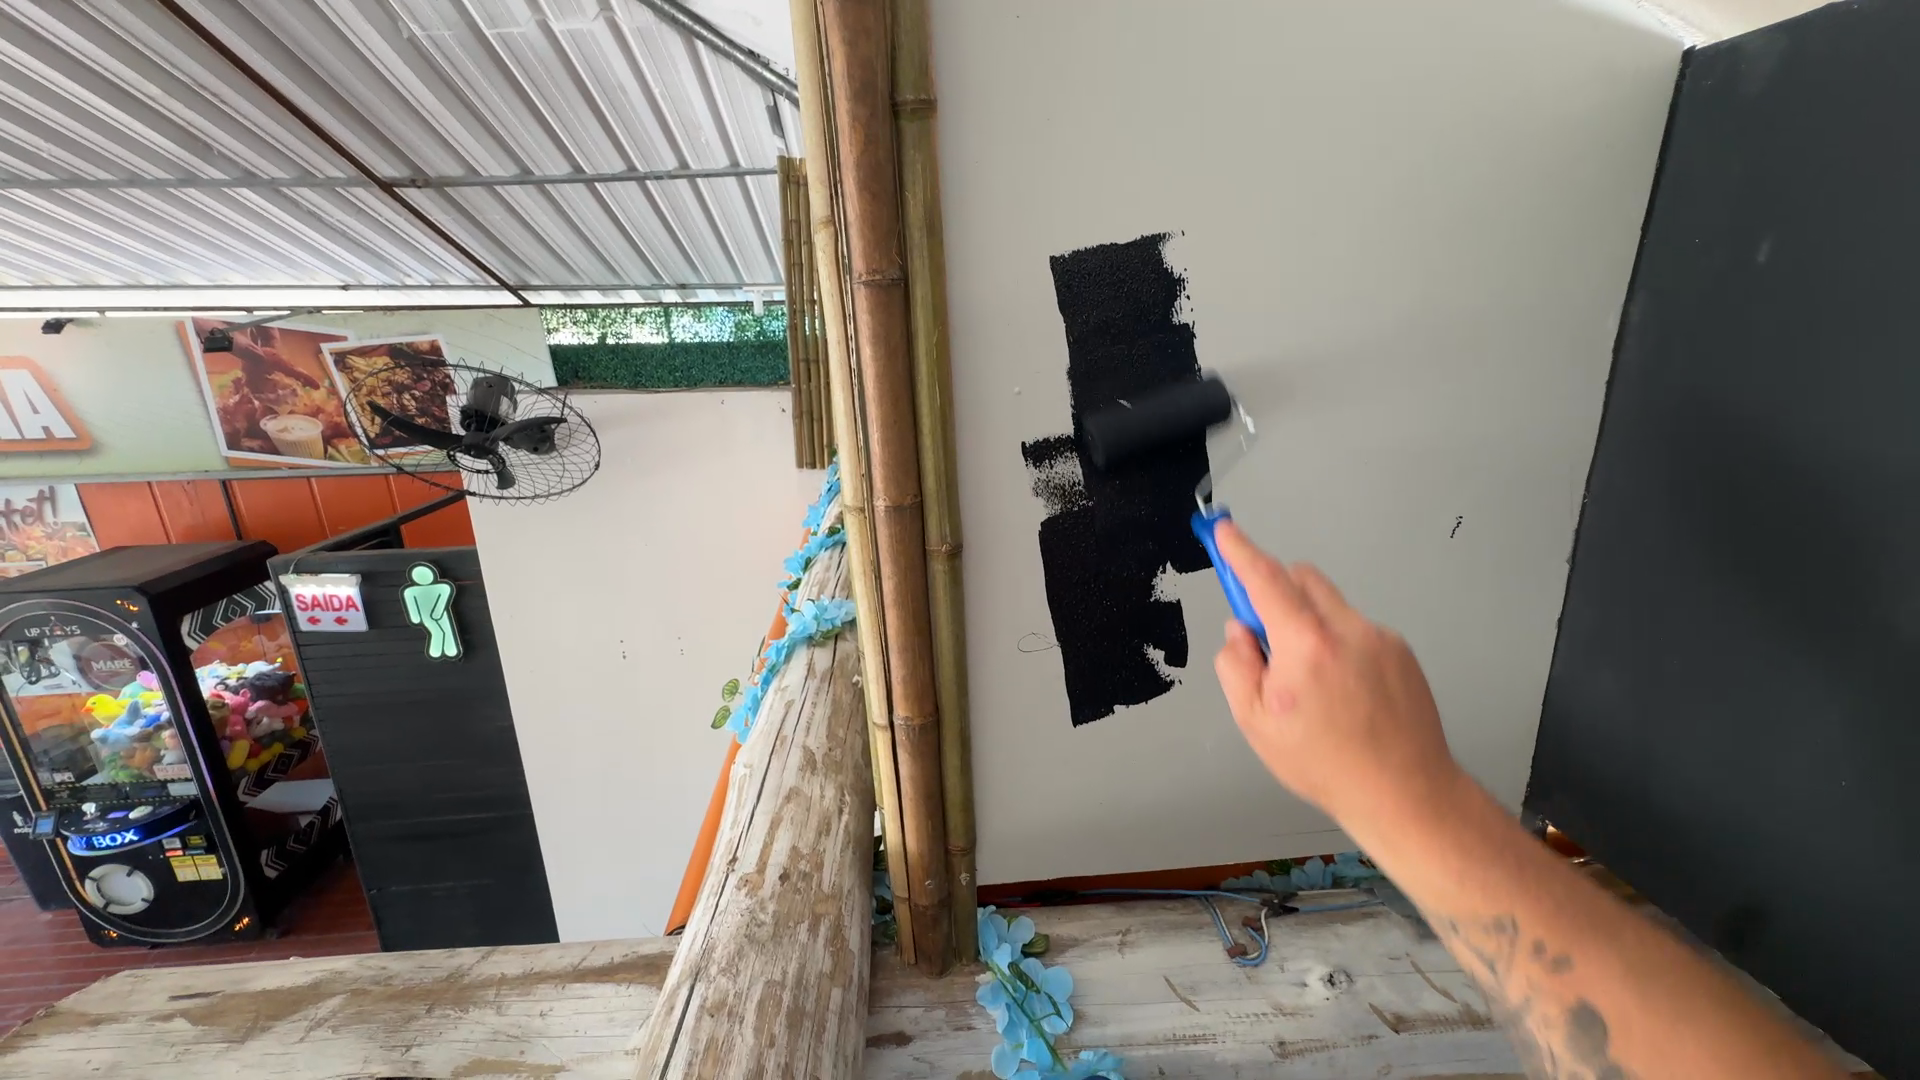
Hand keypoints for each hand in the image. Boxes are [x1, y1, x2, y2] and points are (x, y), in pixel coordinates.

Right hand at [1211, 522, 1462, 832]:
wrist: (1404, 792)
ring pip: (1328, 604)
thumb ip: (1236, 664)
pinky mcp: (1399, 651)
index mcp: (1307, 646)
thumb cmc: (1326, 763)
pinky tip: (1339, 689)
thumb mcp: (1254, 721)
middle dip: (1275, 591)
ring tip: (1309, 679)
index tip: (1225, 531)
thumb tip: (1239, 632)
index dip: (1240, 552)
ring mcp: (1380, 638)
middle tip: (1263, 635)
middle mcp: (1348, 631)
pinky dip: (1335, 641)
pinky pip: (1354, 627)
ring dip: (1306, 621)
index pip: (1266, 580)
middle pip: (1302, 578)